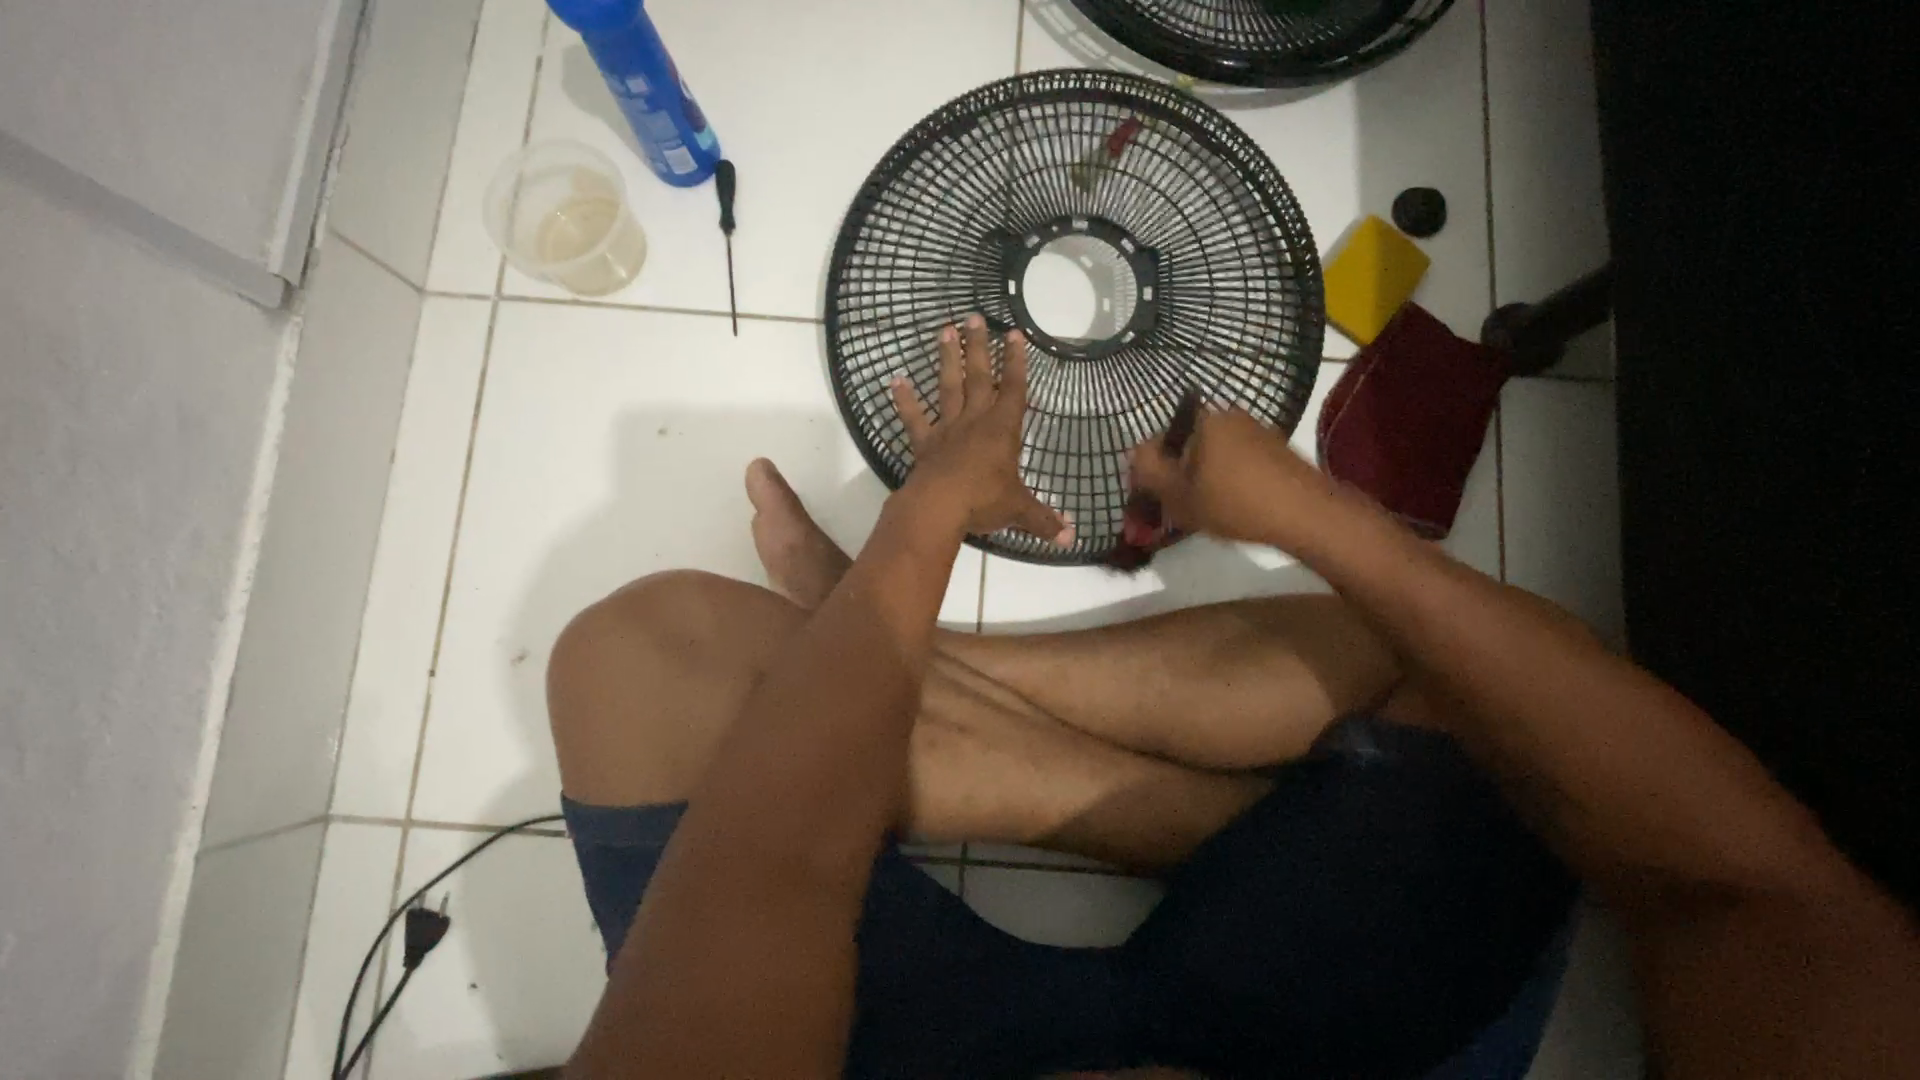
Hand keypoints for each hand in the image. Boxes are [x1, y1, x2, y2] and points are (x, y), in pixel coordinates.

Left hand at [892, 316, 1072, 544]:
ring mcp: (947, 429)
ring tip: (944, 330)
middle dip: (978, 346)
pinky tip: (895, 380)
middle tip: (974, 316)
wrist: (939, 507)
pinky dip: (904, 400)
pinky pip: (914, 418)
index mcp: (1003, 429)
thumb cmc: (984, 501)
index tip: (1014, 334)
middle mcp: (975, 421)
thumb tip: (1070, 538)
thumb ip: (1043, 520)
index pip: (1013, 388)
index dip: (1015, 361)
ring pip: (948, 387)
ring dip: (947, 359)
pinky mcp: (924, 443)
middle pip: (978, 376)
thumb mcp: (1019, 510)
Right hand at [1126, 406, 1328, 544]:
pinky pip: (1233, 464)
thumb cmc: (1234, 502)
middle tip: (1169, 515)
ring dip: (1196, 483)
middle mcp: (1227, 415)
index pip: (1156, 443)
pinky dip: (1222, 482)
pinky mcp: (1273, 449)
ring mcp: (1254, 430)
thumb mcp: (1178, 494)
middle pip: (1184, 449)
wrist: (1306, 513)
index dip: (1145, 476)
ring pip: (1208, 458)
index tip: (1147, 505)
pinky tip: (1226, 509)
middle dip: (1172, 480)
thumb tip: (1134, 453)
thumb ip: (1147, 471)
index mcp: (1201, 418)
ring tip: (1196, 517)